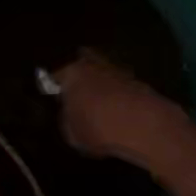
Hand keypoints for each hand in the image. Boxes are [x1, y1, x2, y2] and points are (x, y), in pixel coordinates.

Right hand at [53, 51, 195, 166]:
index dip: (54, 87)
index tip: (55, 96)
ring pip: (103, 71)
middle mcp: (93, 63)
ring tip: (100, 102)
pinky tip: (117, 106)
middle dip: (79, 76)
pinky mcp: (137, 77)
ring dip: (101, 82)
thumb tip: (70, 113)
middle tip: (78, 94)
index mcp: (72, 72)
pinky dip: (117, 91)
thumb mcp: (72, 133)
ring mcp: (117, 67)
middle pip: (82, 64)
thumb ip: (67, 119)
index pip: (56, 76)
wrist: (142, 123)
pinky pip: (119, 82)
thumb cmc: (98, 127)